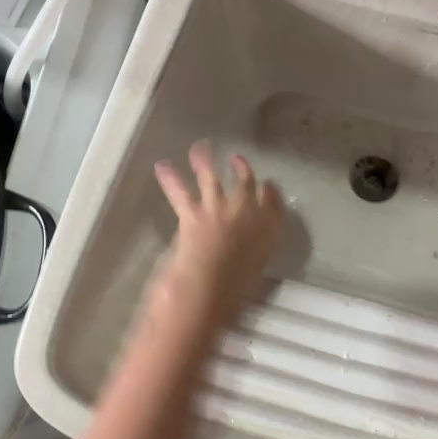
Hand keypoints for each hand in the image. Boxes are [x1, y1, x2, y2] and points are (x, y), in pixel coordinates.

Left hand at [151, 141, 282, 327]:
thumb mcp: (254, 274)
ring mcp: (220, 209)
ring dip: (205, 162)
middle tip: (238, 159)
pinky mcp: (194, 213)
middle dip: (242, 170)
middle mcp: (247, 213)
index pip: (274, 206)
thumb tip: (243, 261)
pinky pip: (181, 192)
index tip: (270, 184)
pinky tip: (162, 166)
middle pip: (247, 184)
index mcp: (268, 232)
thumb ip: (252, 259)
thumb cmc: (237, 290)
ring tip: (200, 147)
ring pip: (213, 178)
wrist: (214, 286)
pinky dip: (170, 179)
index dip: (271, 194)